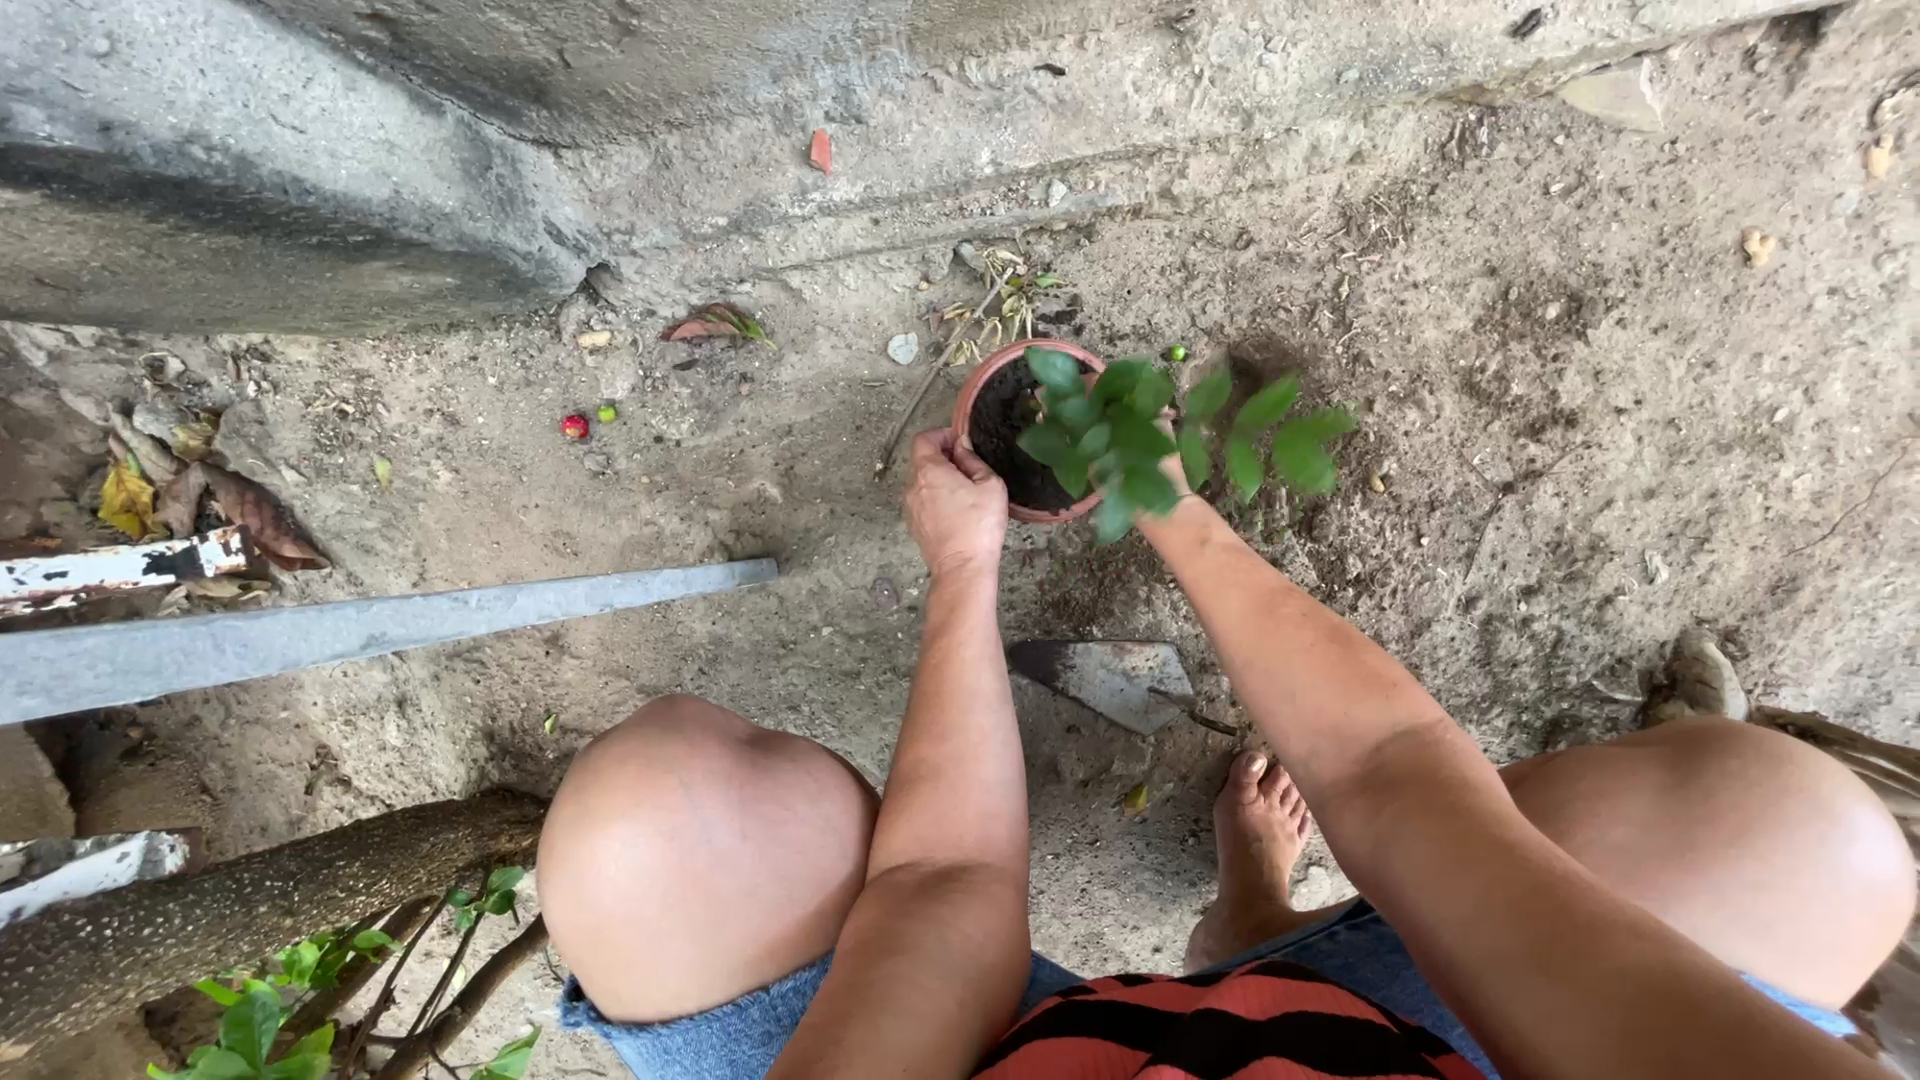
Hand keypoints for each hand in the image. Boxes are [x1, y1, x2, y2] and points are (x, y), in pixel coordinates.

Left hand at [905, 428, 1007, 579]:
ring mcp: (911, 507)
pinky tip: (957, 508)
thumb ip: (973, 460)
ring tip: (965, 489)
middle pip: (921, 459)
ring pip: (921, 481)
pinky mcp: (915, 525)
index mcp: (928, 470)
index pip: (924, 438)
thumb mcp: (989, 484)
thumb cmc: (978, 526)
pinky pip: (922, 501)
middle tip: (967, 465)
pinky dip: (936, 496)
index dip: (942, 435)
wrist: (962, 567)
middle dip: (942, 456)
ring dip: (939, 478)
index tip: (960, 442)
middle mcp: (913, 486)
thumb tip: (963, 447)